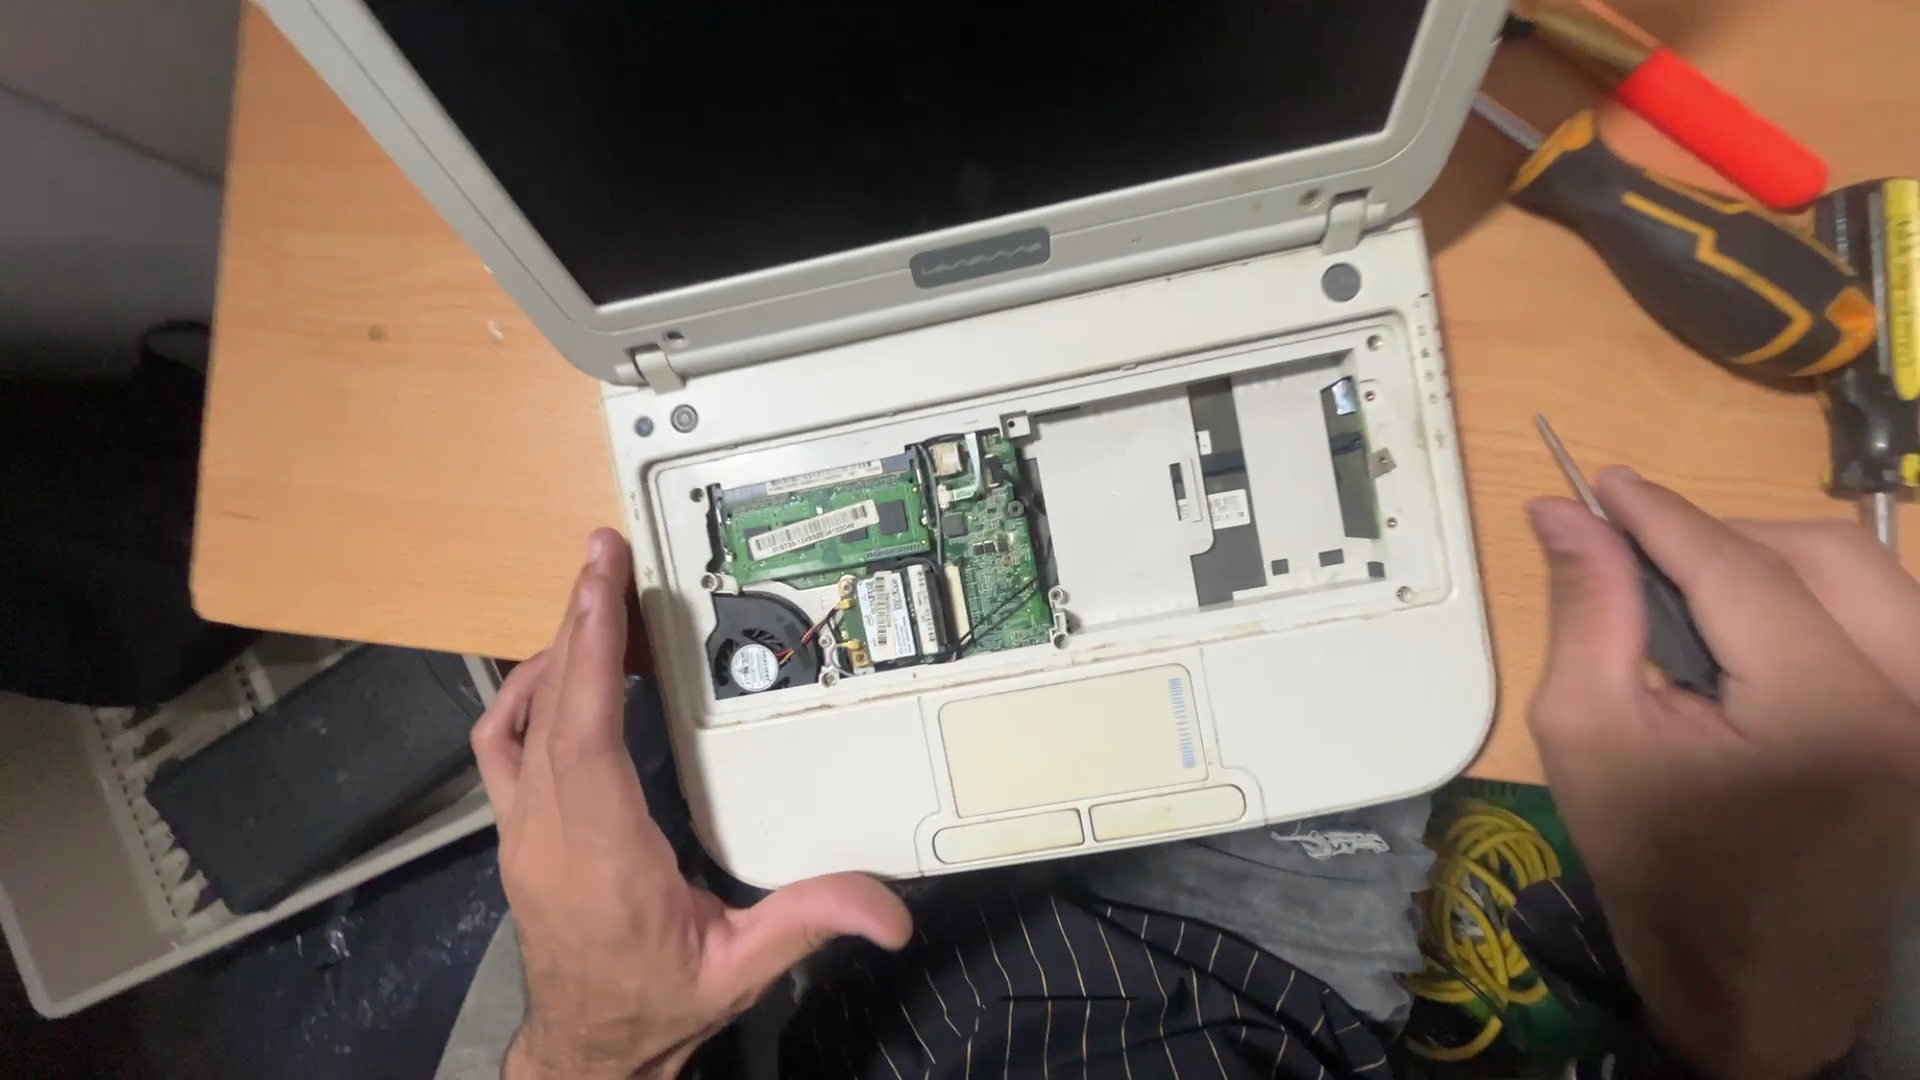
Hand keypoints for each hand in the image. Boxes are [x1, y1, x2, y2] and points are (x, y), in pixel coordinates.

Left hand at [471, 529, 911, 1078]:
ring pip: (517, 717)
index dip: (590, 654)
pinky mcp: (518, 829)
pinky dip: (529, 692)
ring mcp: (520, 830)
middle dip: (576, 620)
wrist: (587, 1053)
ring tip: (598, 597)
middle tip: (604, 554)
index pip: (583, 738)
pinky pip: (504, 743)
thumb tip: (891, 912)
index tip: (602, 585)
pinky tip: (564, 669)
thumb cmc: (660, 1004)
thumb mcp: (742, 969)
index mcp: (600, 856)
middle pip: (547, 706)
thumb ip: (810, 922)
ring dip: (556, 648)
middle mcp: (544, 833)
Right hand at [1528, 468, 1919, 1079]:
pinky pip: (1900, 621)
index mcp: (1827, 713)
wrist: (1747, 962)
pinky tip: (1754, 624)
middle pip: (1828, 556)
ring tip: (1684, 583)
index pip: (1738, 571)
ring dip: (1772, 559)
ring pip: (1880, 577)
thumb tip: (1563, 517)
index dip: (1660, 514)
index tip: (1597, 481)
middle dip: (1717, 532)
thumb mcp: (1584, 725)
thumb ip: (1588, 610)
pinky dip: (1821, 597)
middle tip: (1630, 545)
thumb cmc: (1645, 850)